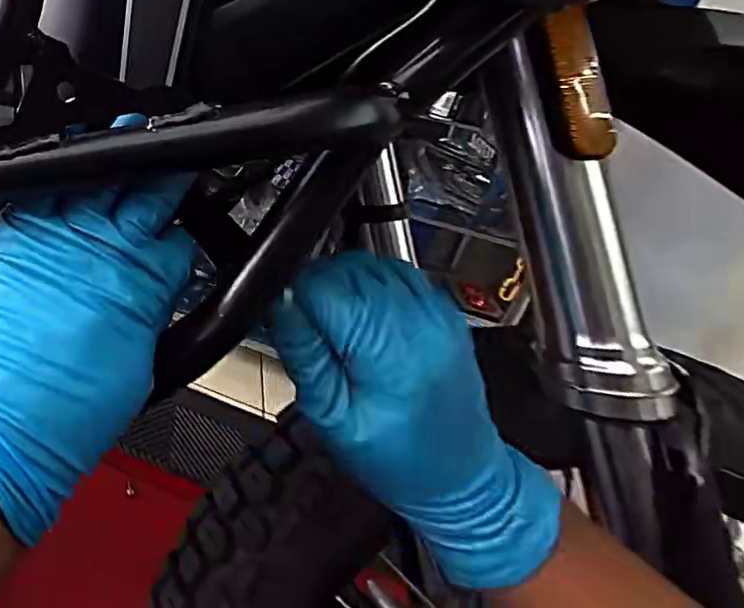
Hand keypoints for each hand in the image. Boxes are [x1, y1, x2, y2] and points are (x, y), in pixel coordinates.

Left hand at [0, 127, 196, 543]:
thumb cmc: (66, 410)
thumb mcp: (138, 366)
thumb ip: (148, 311)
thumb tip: (155, 289)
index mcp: (142, 283)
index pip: (178, 238)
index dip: (187, 223)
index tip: (190, 209)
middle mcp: (103, 249)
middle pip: (146, 194)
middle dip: (164, 170)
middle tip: (175, 148)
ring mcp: (57, 235)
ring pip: (96, 178)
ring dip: (116, 152)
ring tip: (131, 129)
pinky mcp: (16, 233)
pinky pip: (38, 185)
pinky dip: (55, 165)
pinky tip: (66, 144)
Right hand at [271, 253, 561, 589]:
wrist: (465, 481)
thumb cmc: (398, 458)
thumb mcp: (331, 418)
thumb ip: (303, 354)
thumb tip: (278, 300)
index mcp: (388, 347)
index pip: (321, 283)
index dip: (297, 299)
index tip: (298, 326)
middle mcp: (417, 319)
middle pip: (341, 267)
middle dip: (317, 291)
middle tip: (317, 334)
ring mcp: (434, 309)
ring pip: (363, 262)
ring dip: (341, 284)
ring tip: (343, 329)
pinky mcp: (441, 307)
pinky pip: (391, 269)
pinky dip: (369, 283)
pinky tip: (366, 317)